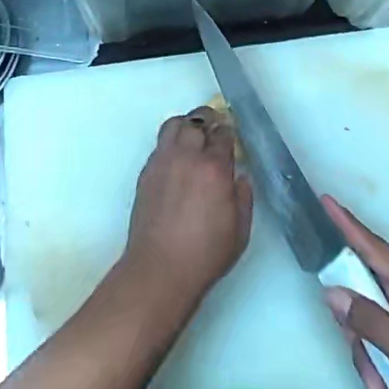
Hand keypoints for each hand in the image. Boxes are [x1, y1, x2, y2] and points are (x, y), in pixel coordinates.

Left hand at [120, 107, 253, 303]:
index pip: (222, 134)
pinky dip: (170, 144)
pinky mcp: (146, 172)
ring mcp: (162, 161)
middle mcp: (186, 157)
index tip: (232, 136)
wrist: (161, 266)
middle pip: (195, 121)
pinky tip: (177, 160)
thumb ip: (243, 196)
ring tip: (193, 138)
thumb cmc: (206, 253)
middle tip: (214, 130)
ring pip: (173, 126)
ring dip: (185, 126)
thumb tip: (240, 177)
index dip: (229, 132)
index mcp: (214, 168)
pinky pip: (159, 145)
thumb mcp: (240, 229)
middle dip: (207, 121)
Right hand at [320, 196, 388, 388]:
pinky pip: (385, 342)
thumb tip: (332, 291)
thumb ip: (367, 319)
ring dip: (371, 357)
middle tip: (362, 355)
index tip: (326, 199)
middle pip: (365, 292)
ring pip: (372, 323)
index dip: (347, 224)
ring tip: (384, 387)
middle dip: (357, 328)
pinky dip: (382, 368)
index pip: (374, 248)